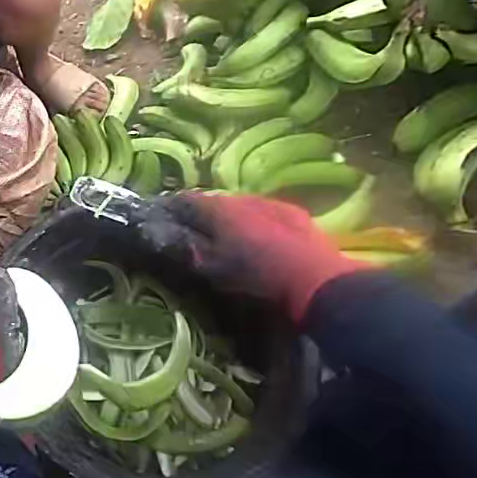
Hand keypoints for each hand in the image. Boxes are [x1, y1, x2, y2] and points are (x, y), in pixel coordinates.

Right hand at [138, 193, 371, 321]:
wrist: (316, 281)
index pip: (184, 200)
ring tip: (226, 236)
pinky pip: (264, 213)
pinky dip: (254, 222)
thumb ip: (186, 249)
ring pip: (240, 205)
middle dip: (201, 214)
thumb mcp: (212, 268)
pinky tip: (258, 239)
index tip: (161, 220)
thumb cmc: (256, 276)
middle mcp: (242, 196)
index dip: (170, 209)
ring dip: (230, 218)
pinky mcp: (294, 213)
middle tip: (193, 232)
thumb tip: (159, 236)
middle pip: (213, 201)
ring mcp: (271, 202)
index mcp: (218, 207)